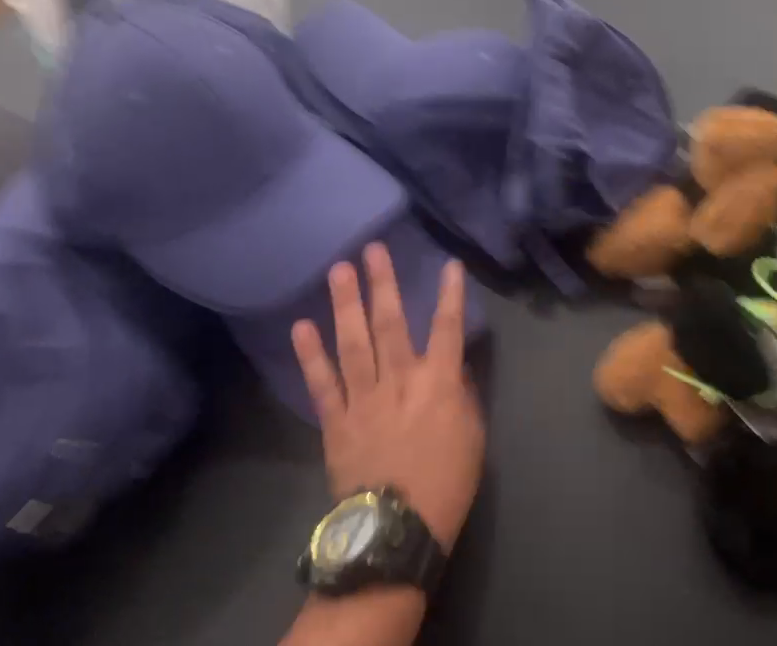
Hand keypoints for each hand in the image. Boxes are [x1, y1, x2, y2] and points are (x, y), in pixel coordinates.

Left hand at [291, 244, 485, 551]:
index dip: (450, 294)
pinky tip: (303, 325)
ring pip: (353, 342)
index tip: (448, 264)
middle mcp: (400, 380)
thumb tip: (454, 371)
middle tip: (373, 249)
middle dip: (383, 284)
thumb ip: (464, 396)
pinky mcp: (336, 420)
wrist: (396, 528)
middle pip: (390, 323)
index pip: (448, 327)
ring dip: (346, 304)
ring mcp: (363, 398)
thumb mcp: (473, 436)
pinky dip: (311, 354)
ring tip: (339, 270)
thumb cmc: (447, 481)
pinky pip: (322, 382)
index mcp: (440, 383)